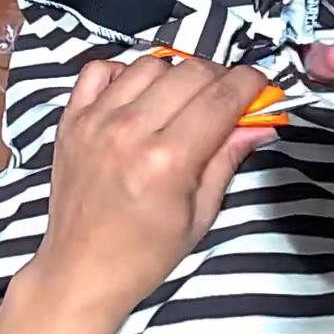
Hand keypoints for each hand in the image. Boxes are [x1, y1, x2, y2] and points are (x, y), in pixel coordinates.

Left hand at [0, 56, 274, 333]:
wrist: (81, 270)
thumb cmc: (146, 252)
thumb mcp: (201, 213)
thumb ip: (229, 157)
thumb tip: (262, 121)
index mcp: (168, 161)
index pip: (221, 97)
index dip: (250, 83)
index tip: (259, 84)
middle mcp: (130, 132)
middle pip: (191, 70)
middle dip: (219, 77)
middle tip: (225, 97)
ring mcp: (96, 121)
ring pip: (151, 63)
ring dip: (176, 75)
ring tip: (181, 100)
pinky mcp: (71, 119)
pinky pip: (100, 69)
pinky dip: (124, 73)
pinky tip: (137, 96)